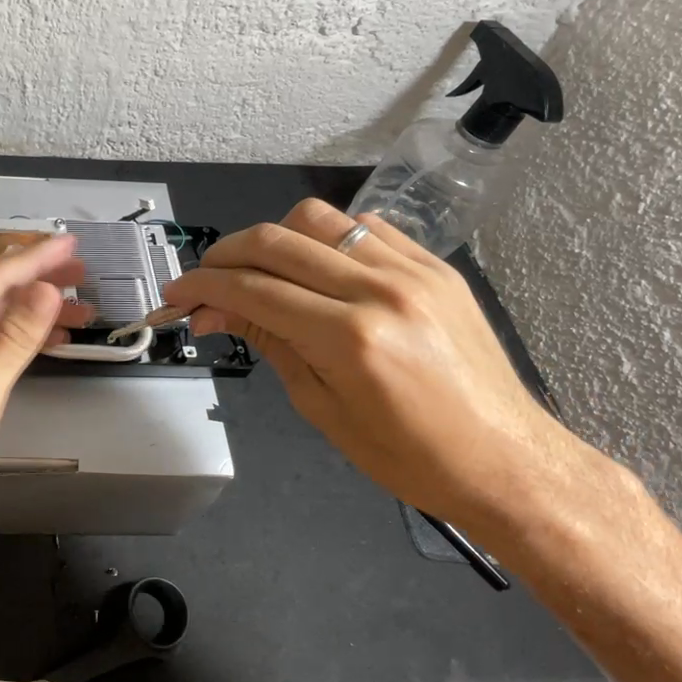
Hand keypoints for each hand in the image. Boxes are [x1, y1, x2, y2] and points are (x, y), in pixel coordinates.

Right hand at [163, 199, 605, 534]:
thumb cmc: (408, 456)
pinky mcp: (434, 266)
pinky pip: (363, 226)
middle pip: (275, 241)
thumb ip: (268, 342)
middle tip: (201, 280)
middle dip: (222, 256)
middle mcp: (379, 289)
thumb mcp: (321, 408)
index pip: (253, 289)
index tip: (175, 296)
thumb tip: (215, 310)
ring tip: (258, 270)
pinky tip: (315, 266)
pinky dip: (324, 237)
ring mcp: (412, 270)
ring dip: (272, 238)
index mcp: (349, 338)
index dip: (202, 287)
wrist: (506, 462)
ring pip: (316, 219)